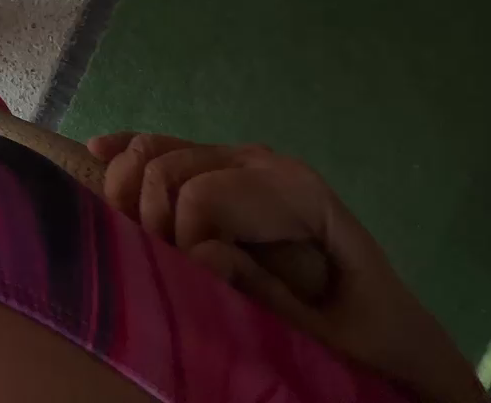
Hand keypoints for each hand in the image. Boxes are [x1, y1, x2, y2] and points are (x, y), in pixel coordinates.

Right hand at [87, 133, 485, 402]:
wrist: (395, 337)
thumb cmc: (366, 343)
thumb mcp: (328, 337)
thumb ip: (264, 296)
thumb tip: (194, 252)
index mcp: (295, 191)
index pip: (200, 195)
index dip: (181, 243)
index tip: (190, 286)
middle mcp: (262, 161)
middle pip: (167, 170)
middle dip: (151, 219)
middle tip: (163, 270)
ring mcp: (237, 160)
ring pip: (153, 152)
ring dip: (129, 190)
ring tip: (135, 239)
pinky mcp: (218, 168)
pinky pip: (160, 147)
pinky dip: (126, 150)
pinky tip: (95, 149)